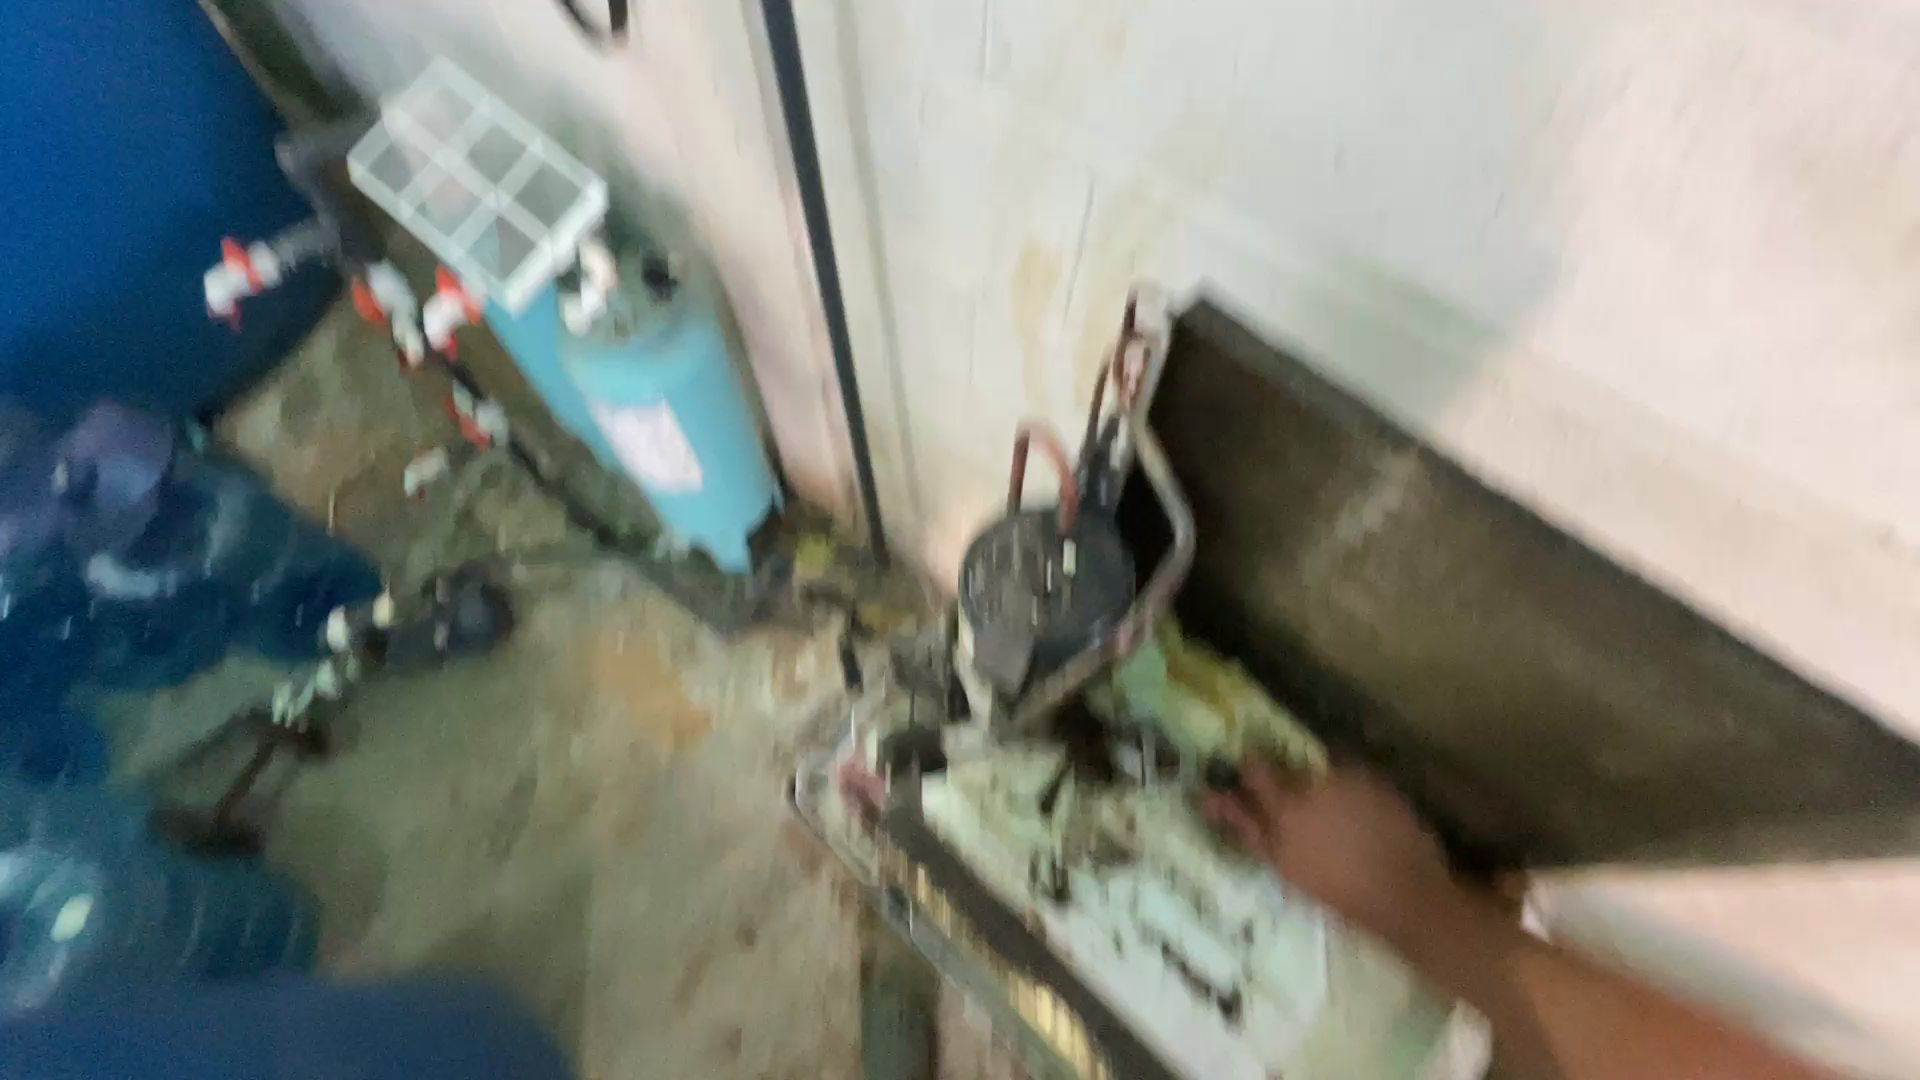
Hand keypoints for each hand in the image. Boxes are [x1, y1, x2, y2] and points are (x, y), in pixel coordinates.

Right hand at [1199, 760, 1464, 945]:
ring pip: (1322, 770)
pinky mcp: (1379, 781)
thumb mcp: (1282, 863)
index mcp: (1285, 804)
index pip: (1254, 769)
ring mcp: (1349, 778)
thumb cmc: (1337, 889)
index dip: (1250, 767)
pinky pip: (1354, 774)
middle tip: (1295, 798)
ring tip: (1332, 812)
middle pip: (1288, 765)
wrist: (1408, 896)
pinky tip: (1358, 813)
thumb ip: (1244, 826)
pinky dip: (1350, 787)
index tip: (1247, 770)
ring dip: (1320, 783)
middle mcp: (1314, 781)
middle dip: (1287, 775)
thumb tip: (1205, 796)